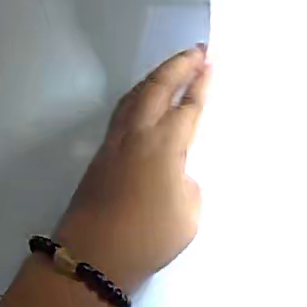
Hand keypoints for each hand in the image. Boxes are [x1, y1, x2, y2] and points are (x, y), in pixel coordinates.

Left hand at [55, 46, 210, 293]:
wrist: (95, 254)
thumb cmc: (150, 238)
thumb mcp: (189, 216)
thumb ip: (189, 185)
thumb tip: (180, 172)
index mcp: (167, 146)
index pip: (188, 107)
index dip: (201, 85)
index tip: (210, 64)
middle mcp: (140, 133)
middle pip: (159, 87)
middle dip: (179, 66)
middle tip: (197, 51)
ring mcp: (116, 141)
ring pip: (136, 94)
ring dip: (157, 76)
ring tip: (173, 68)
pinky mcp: (102, 153)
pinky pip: (124, 110)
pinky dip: (140, 95)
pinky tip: (145, 100)